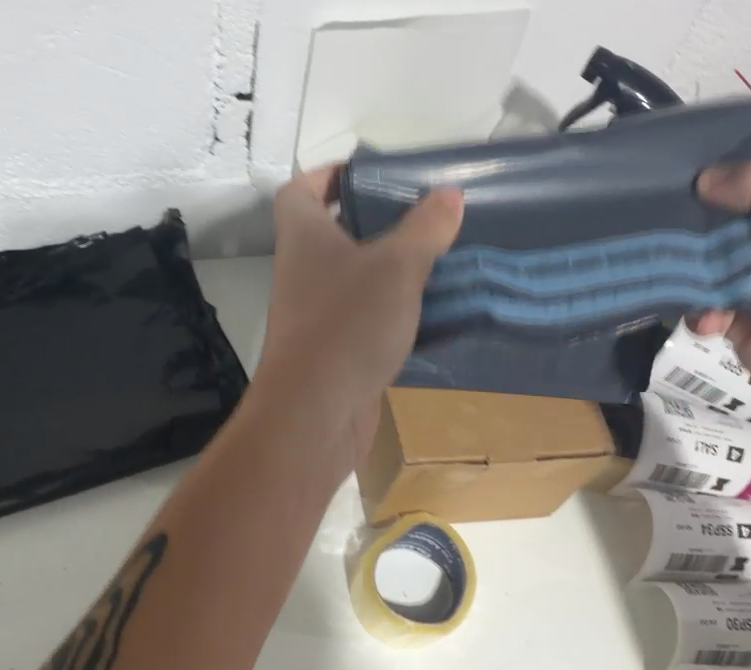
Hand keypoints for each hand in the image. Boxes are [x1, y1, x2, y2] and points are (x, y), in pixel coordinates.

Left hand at [250, 165, 463, 464]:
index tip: (370, 174)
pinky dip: (392, 317)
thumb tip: (449, 194)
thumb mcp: (397, 267)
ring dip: (388, 274)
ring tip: (437, 263)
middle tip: (421, 218)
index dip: (329, 175)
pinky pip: (365, 324)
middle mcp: (302, 274)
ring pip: (352, 284)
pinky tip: (430, 316)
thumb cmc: (347, 325)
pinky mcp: (333, 357)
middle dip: (373, 225)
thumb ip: (425, 229)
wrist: (315, 415)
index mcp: (303, 238)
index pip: (301, 191)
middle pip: (332, 236)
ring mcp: (315, 319)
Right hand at [692, 143, 750, 453]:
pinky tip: (704, 318)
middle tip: (659, 199)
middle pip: (743, 204)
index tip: (695, 143)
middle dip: (705, 205)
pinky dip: (697, 307)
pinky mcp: (746, 324)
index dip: (748, 146)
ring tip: (667, 258)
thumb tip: (705, 177)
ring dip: (693, 259)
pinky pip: (707, 303)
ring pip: (717, 254)